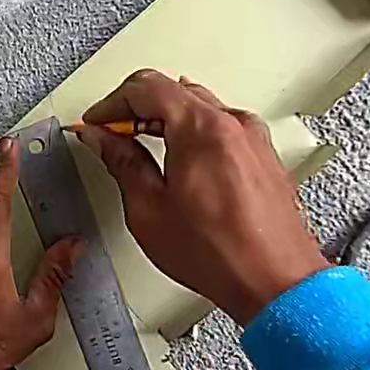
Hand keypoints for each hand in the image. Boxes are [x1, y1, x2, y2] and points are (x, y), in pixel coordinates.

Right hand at [77, 70, 328, 325]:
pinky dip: (188, 130)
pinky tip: (174, 157)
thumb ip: (122, 162)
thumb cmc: (219, 253)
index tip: (95, 123)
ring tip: (138, 145)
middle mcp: (232, 123)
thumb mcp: (148, 209)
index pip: (145, 87)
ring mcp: (251, 137)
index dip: (110, 104)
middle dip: (133, 107)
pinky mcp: (261, 153)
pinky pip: (218, 124)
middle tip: (109, 133)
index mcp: (201, 129)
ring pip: (196, 104)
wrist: (274, 281)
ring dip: (161, 117)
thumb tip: (102, 139)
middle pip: (172, 90)